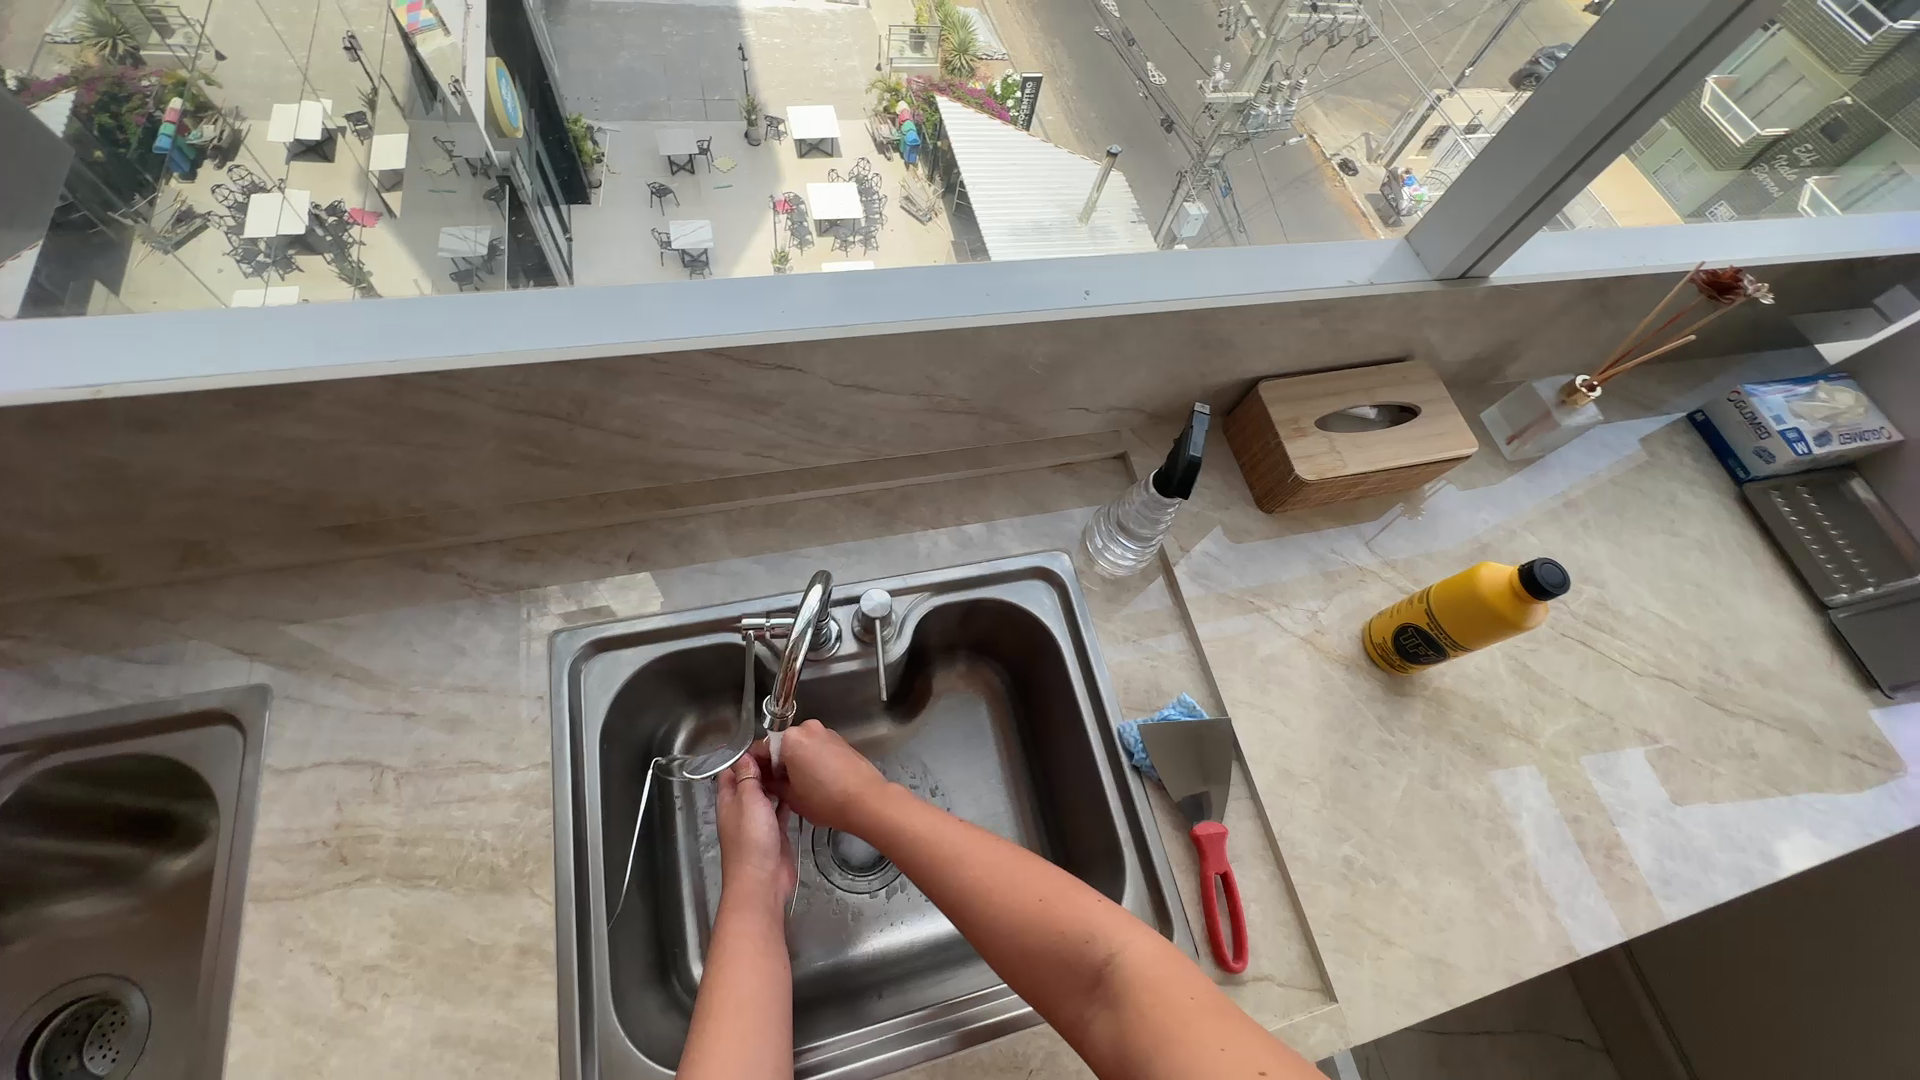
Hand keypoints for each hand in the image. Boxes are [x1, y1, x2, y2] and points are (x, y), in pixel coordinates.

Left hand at [715, 750, 795, 906]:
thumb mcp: (748, 800)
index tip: (764, 741)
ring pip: (767, 794)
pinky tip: (800, 788)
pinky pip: (781, 810)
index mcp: (729, 800)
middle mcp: (742, 809)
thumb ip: (746, 777)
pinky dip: (788, 799)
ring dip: (777, 781)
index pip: (731, 770)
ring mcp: (759, 821)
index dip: (744, 755)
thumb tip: (744, 756)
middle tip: (786, 750)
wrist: (762, 882)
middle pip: (750, 781)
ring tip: (795, 764)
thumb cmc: (751, 840)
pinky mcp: (775, 832)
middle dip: (764, 766)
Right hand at [761, 719, 891, 833]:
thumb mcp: (791, 796)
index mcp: (791, 738)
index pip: (762, 748)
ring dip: (796, 761)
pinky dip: (813, 760)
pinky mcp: (840, 741)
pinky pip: (818, 747)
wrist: (866, 801)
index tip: (756, 779)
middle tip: (776, 786)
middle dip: (778, 763)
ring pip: (801, 746)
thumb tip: (765, 779)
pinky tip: (816, 781)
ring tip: (798, 786)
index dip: (757, 766)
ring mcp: (827, 733)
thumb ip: (772, 783)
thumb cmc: (828, 800)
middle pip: (782, 744)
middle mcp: (808, 728)